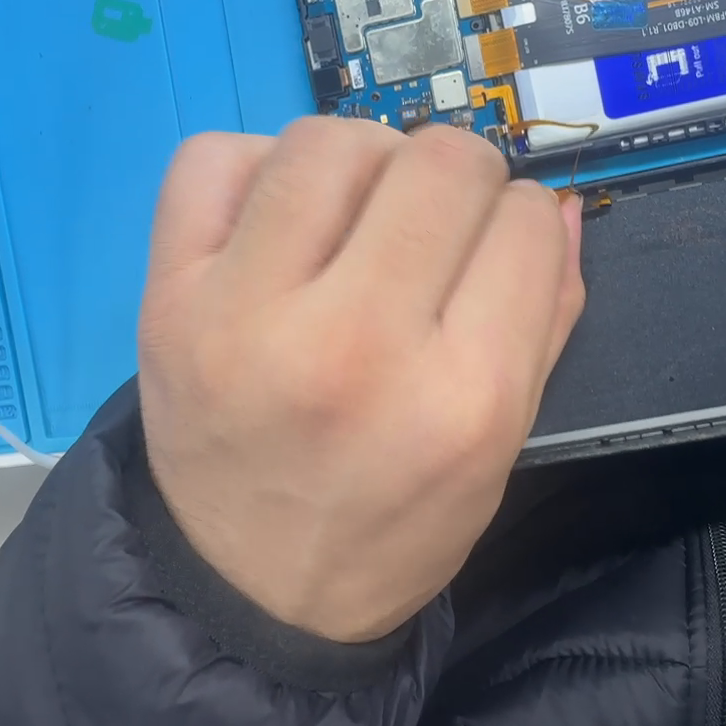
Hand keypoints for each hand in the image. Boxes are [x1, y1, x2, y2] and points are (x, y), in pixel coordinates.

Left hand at [136, 118, 584, 641]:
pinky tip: (277, 217)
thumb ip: (547, 315)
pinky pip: (213, 157)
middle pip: (440, 163)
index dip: (524, 217)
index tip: (499, 242)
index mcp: (464, 399)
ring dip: (366, 160)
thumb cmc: (394, 520)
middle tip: (435, 221)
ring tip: (358, 214)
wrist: (247, 585)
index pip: (525, 222)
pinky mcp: (166, 297)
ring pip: (332, 141)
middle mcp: (355, 347)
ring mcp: (245, 316)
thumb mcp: (502, 445)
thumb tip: (558, 204)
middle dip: (461, 175)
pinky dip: (256, 167)